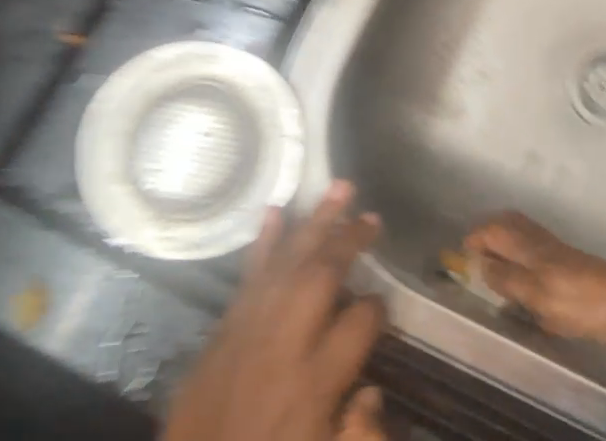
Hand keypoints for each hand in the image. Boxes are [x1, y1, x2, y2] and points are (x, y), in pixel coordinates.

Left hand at [165, 182, 388, 440]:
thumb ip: (359, 429)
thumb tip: (373, 390)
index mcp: (315, 381)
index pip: (359, 324)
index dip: (378, 308)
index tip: (383, 300)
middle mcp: (284, 343)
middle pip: (322, 276)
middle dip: (349, 241)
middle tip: (372, 216)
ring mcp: (249, 329)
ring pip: (287, 262)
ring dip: (314, 222)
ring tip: (339, 188)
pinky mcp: (222, 329)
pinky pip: (247, 276)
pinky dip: (262, 242)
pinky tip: (274, 211)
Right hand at [463, 212, 605, 342]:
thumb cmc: (581, 301)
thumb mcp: (537, 294)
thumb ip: (507, 278)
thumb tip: (479, 263)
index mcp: (530, 248)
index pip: (495, 230)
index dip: (476, 238)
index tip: (461, 255)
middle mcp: (542, 244)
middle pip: (510, 225)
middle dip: (489, 233)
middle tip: (475, 254)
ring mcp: (559, 254)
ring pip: (525, 238)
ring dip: (505, 245)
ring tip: (494, 267)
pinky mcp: (572, 267)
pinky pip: (537, 253)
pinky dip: (522, 258)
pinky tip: (524, 282)